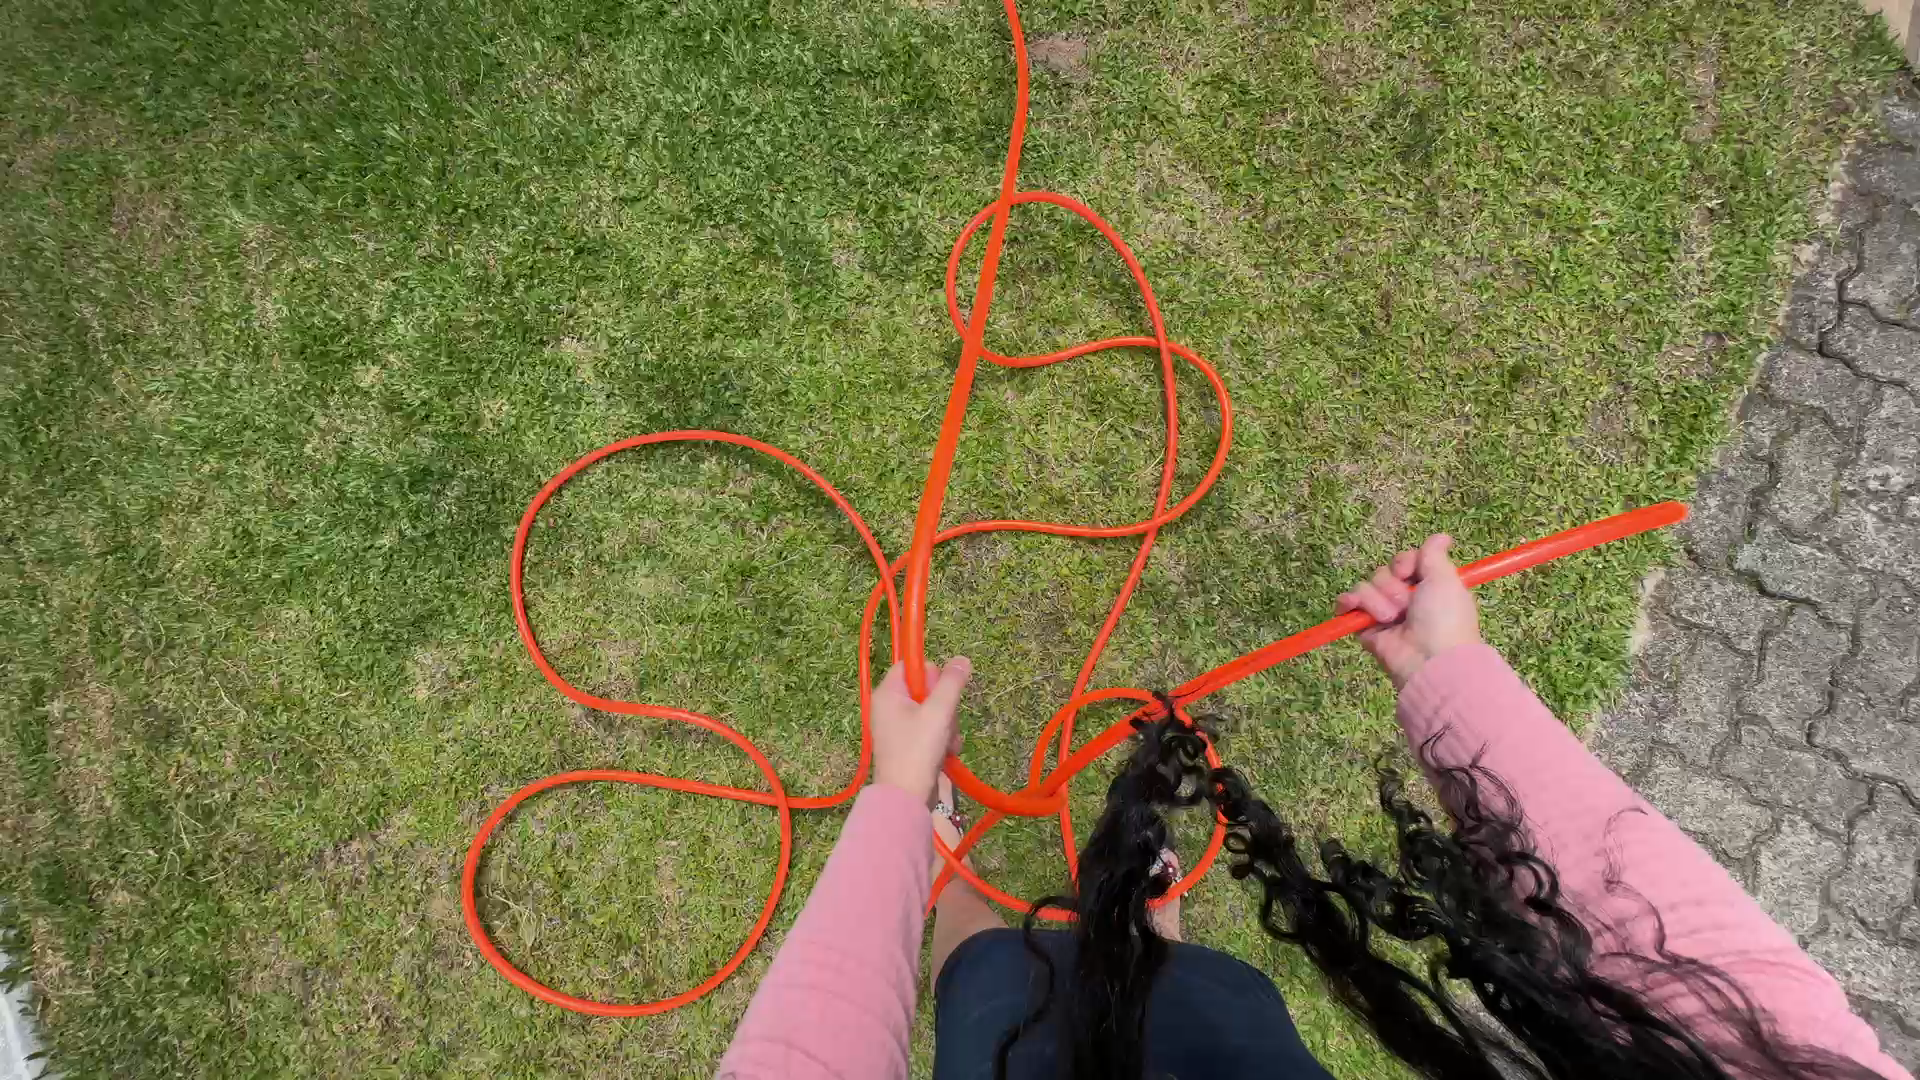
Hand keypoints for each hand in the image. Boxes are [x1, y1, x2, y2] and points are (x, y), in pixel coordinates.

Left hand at [870, 657, 972, 804]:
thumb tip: (961, 659)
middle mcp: (889, 707)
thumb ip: (951, 683)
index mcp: (888, 693)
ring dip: (947, 724)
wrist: (906, 799)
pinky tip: (948, 751)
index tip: (942, 690)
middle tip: (945, 721)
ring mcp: (899, 727)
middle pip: (926, 688)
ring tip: (947, 742)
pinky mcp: (909, 744)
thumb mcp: (938, 712)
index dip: (930, 673)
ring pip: (933, 710)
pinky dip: (943, 738)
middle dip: (944, 705)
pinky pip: (932, 729)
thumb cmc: (917, 750)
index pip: (910, 665)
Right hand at [1335, 534, 1480, 688]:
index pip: (1403, 560)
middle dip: (1391, 586)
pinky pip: (1347, 603)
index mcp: (1426, 585)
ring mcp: (1382, 611)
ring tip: (1391, 618)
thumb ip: (1435, 557)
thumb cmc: (1444, 618)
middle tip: (1406, 605)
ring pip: (1365, 586)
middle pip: (1383, 572)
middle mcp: (1404, 596)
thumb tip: (1442, 536)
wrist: (1428, 657)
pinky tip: (1353, 607)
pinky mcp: (1363, 624)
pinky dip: (1348, 603)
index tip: (1409, 574)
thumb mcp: (1446, 581)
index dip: (1403, 563)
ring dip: (1377, 601)